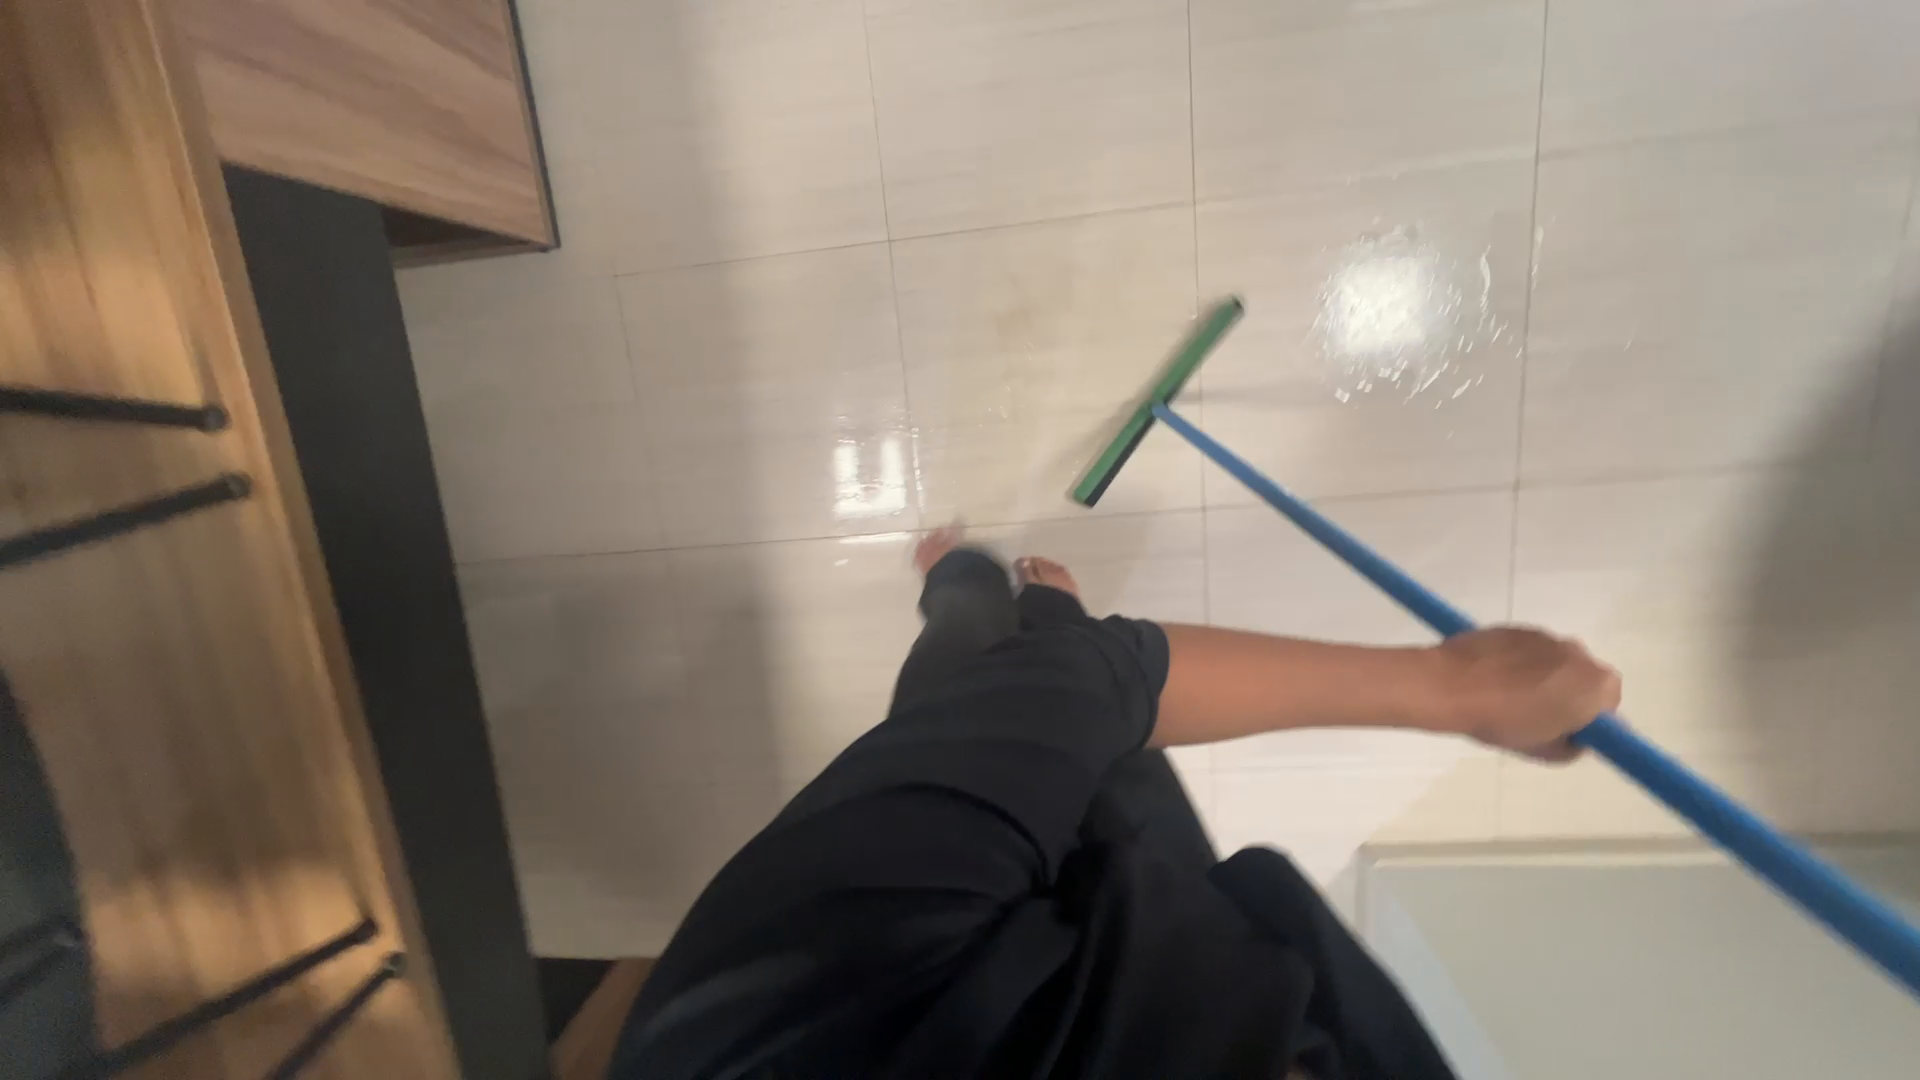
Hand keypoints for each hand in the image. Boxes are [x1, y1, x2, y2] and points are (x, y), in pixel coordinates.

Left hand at [1433, 627, 1619, 762]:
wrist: (1447, 684)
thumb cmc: (1502, 720)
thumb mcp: (1548, 751)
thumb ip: (1575, 746)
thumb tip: (1576, 738)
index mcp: (1599, 684)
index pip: (1606, 707)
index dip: (1585, 720)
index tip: (1561, 728)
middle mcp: (1578, 652)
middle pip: (1580, 679)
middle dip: (1564, 694)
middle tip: (1531, 713)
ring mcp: (1542, 635)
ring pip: (1551, 662)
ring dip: (1538, 675)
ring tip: (1504, 693)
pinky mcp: (1511, 627)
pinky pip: (1523, 649)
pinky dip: (1514, 660)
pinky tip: (1490, 675)